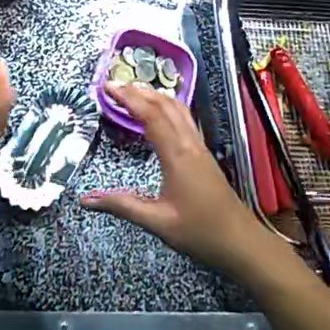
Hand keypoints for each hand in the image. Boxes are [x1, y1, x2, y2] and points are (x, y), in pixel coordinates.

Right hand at [84, 82, 305, 293]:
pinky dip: (166, 108)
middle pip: (166, 105)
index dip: (128, 98)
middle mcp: (190, 145)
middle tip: (113, 84)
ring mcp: (200, 149)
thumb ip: (122, 206)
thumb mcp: (157, 222)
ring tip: (132, 91)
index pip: (151, 115)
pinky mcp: (204, 156)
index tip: (106, 87)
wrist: (243, 244)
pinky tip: (158, 114)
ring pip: (179, 110)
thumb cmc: (201, 233)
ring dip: (155, 96)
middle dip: (139, 91)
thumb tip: (85, 200)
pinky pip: (184, 121)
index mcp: (177, 155)